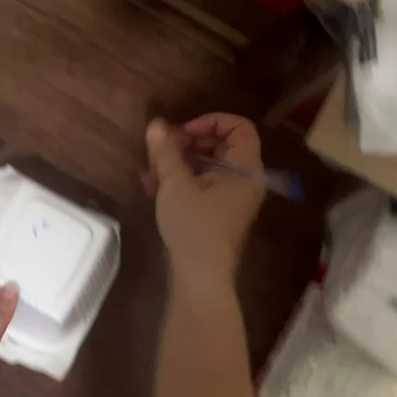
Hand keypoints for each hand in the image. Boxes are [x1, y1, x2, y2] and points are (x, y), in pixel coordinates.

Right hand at [144, 113, 265, 288]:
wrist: (201, 275)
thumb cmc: (194, 225)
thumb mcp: (175, 184)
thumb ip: (166, 152)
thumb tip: (156, 124)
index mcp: (245, 169)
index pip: (238, 127)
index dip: (209, 121)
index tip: (181, 133)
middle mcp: (245, 180)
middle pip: (221, 144)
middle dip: (188, 142)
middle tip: (161, 149)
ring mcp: (232, 197)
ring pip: (207, 165)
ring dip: (179, 162)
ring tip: (151, 171)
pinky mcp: (218, 211)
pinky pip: (202, 184)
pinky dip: (181, 179)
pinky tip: (153, 185)